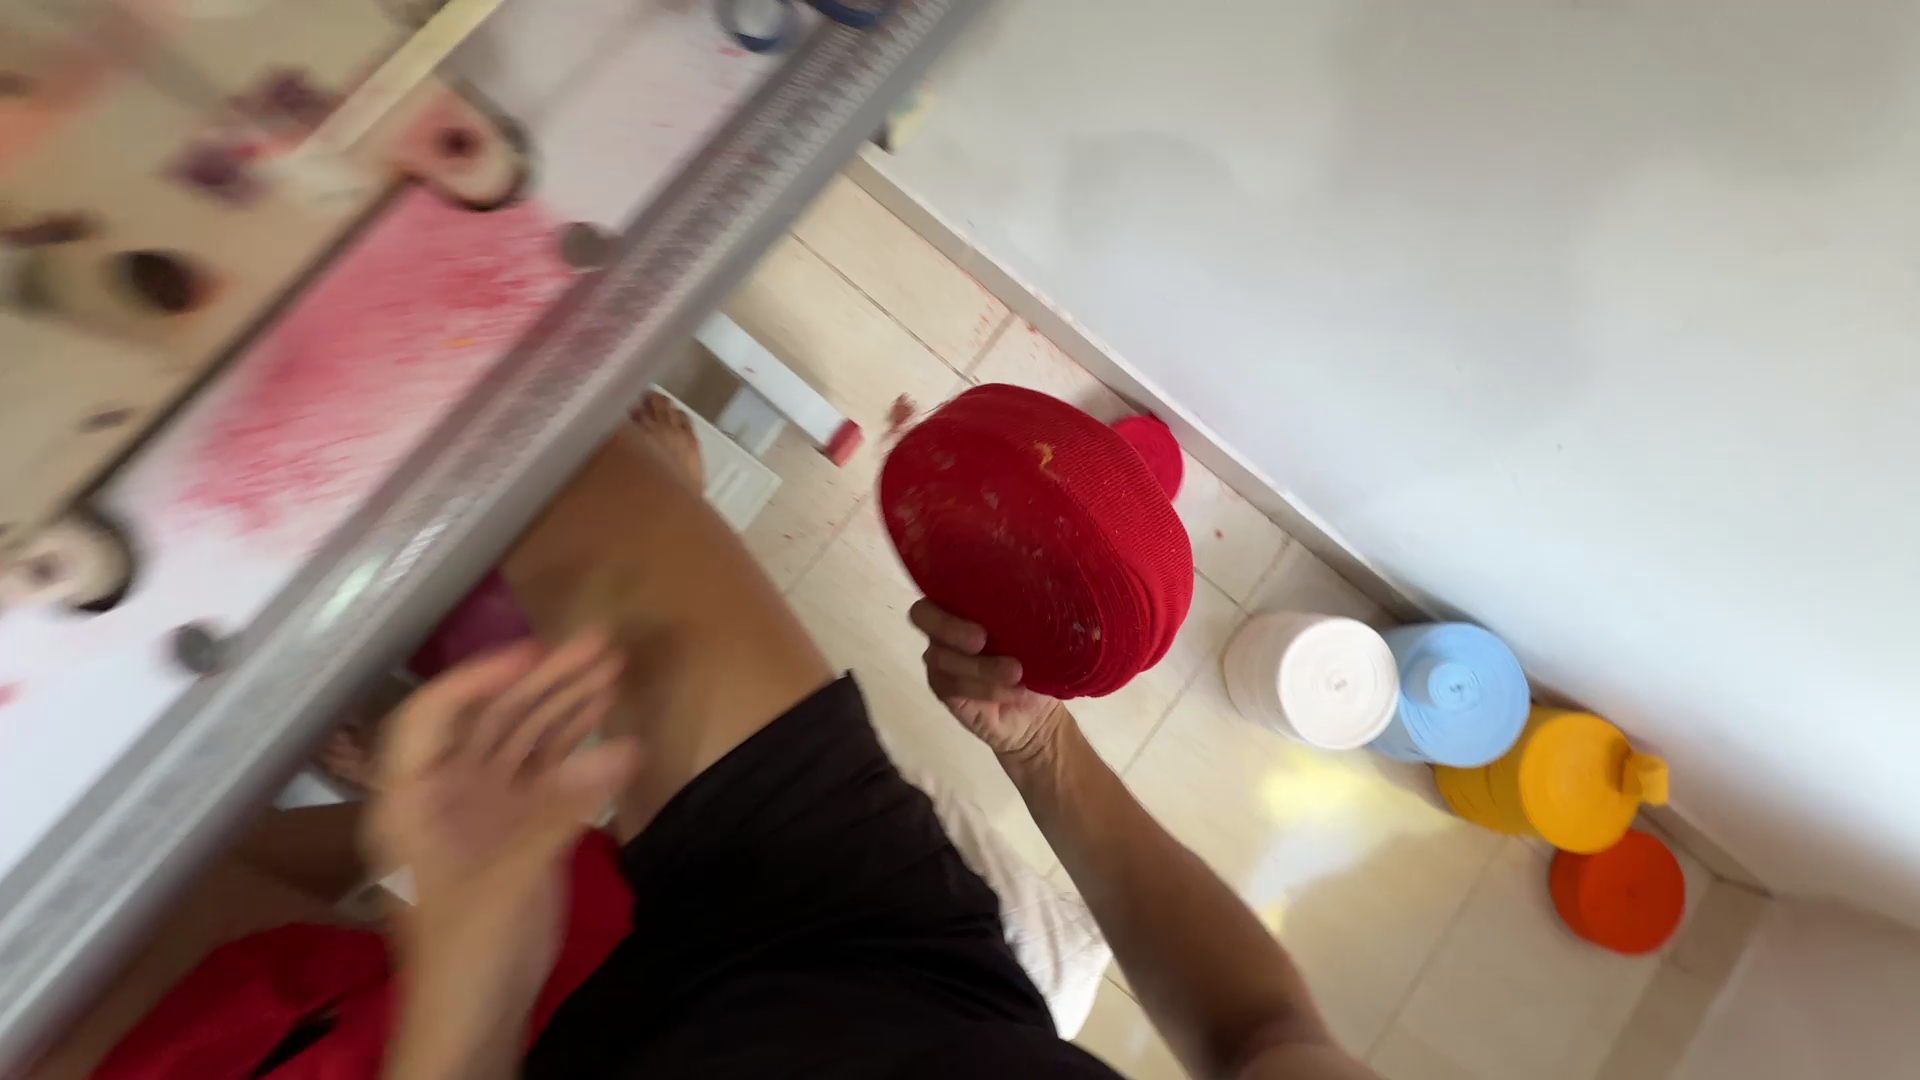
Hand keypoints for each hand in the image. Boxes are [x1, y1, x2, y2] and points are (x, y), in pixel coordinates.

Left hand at [369, 632, 638, 1013]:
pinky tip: (610, 713)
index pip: (433, 719)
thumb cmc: (468, 950)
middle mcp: (453, 789)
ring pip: (530, 736)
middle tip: (600, 644)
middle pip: (496, 718)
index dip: (477, 679)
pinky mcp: (527, 818)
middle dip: (548, 679)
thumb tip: (628, 746)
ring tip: (613, 664)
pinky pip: (554, 765)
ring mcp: (493, 802)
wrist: (480, 1012)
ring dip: (569, 700)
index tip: (534, 654)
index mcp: (418, 799)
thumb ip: (567, 808)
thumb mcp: (509, 878)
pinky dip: (580, 737)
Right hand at [909, 600, 1066, 765]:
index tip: (980, 595)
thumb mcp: (1034, 631)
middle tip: (981, 639)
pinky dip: (987, 688)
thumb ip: (1024, 611)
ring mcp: (939, 659)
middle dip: (950, 626)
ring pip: (943, 657)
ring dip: (982, 666)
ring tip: (1016, 672)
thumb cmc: (1034, 657)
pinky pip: (955, 686)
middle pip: (923, 616)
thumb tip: (1037, 592)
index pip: (938, 583)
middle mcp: (943, 626)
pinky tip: (1014, 691)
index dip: (946, 585)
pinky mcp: (944, 689)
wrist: (1037, 707)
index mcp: (962, 602)